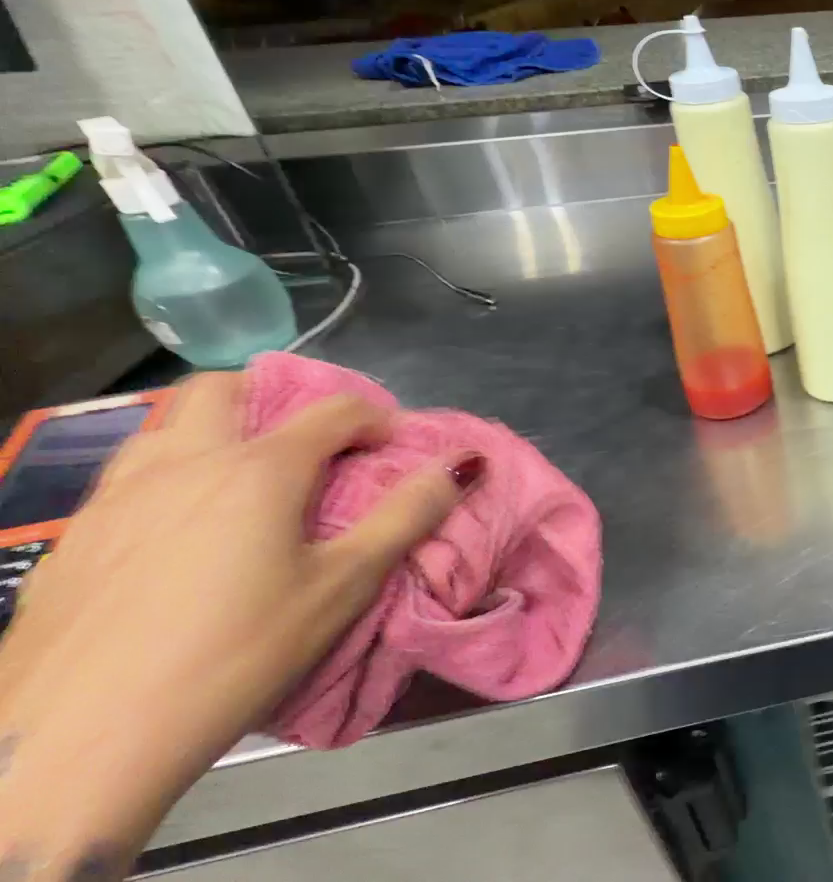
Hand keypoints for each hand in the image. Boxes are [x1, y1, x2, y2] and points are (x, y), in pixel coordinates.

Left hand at [0, 373, 480, 873]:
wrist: (75, 743)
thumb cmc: (237, 654)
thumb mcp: (344, 586)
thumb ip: (406, 516)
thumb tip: (461, 464)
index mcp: (259, 469)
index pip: (334, 410)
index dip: (377, 419)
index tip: (393, 450)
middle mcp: (184, 463)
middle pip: (225, 388)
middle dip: (277, 397)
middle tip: (310, 443)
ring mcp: (117, 497)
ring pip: (165, 425)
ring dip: (217, 430)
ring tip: (248, 481)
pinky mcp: (73, 538)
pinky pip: (130, 475)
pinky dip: (173, 474)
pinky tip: (187, 530)